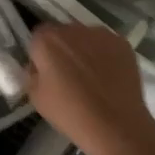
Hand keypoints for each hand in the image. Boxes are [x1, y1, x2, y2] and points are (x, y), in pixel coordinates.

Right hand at [27, 23, 154, 154]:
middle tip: (69, 75)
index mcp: (47, 40)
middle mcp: (73, 29)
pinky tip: (108, 77)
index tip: (47, 73)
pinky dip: (105, 56)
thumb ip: (32, 74)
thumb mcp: (36, 98)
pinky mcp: (122, 43)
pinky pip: (106, 45)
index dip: (41, 55)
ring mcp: (100, 34)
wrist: (115, 125)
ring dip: (85, 50)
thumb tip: (39, 66)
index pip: (38, 37)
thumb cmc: (71, 113)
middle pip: (63, 34)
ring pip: (86, 37)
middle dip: (63, 49)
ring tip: (92, 77)